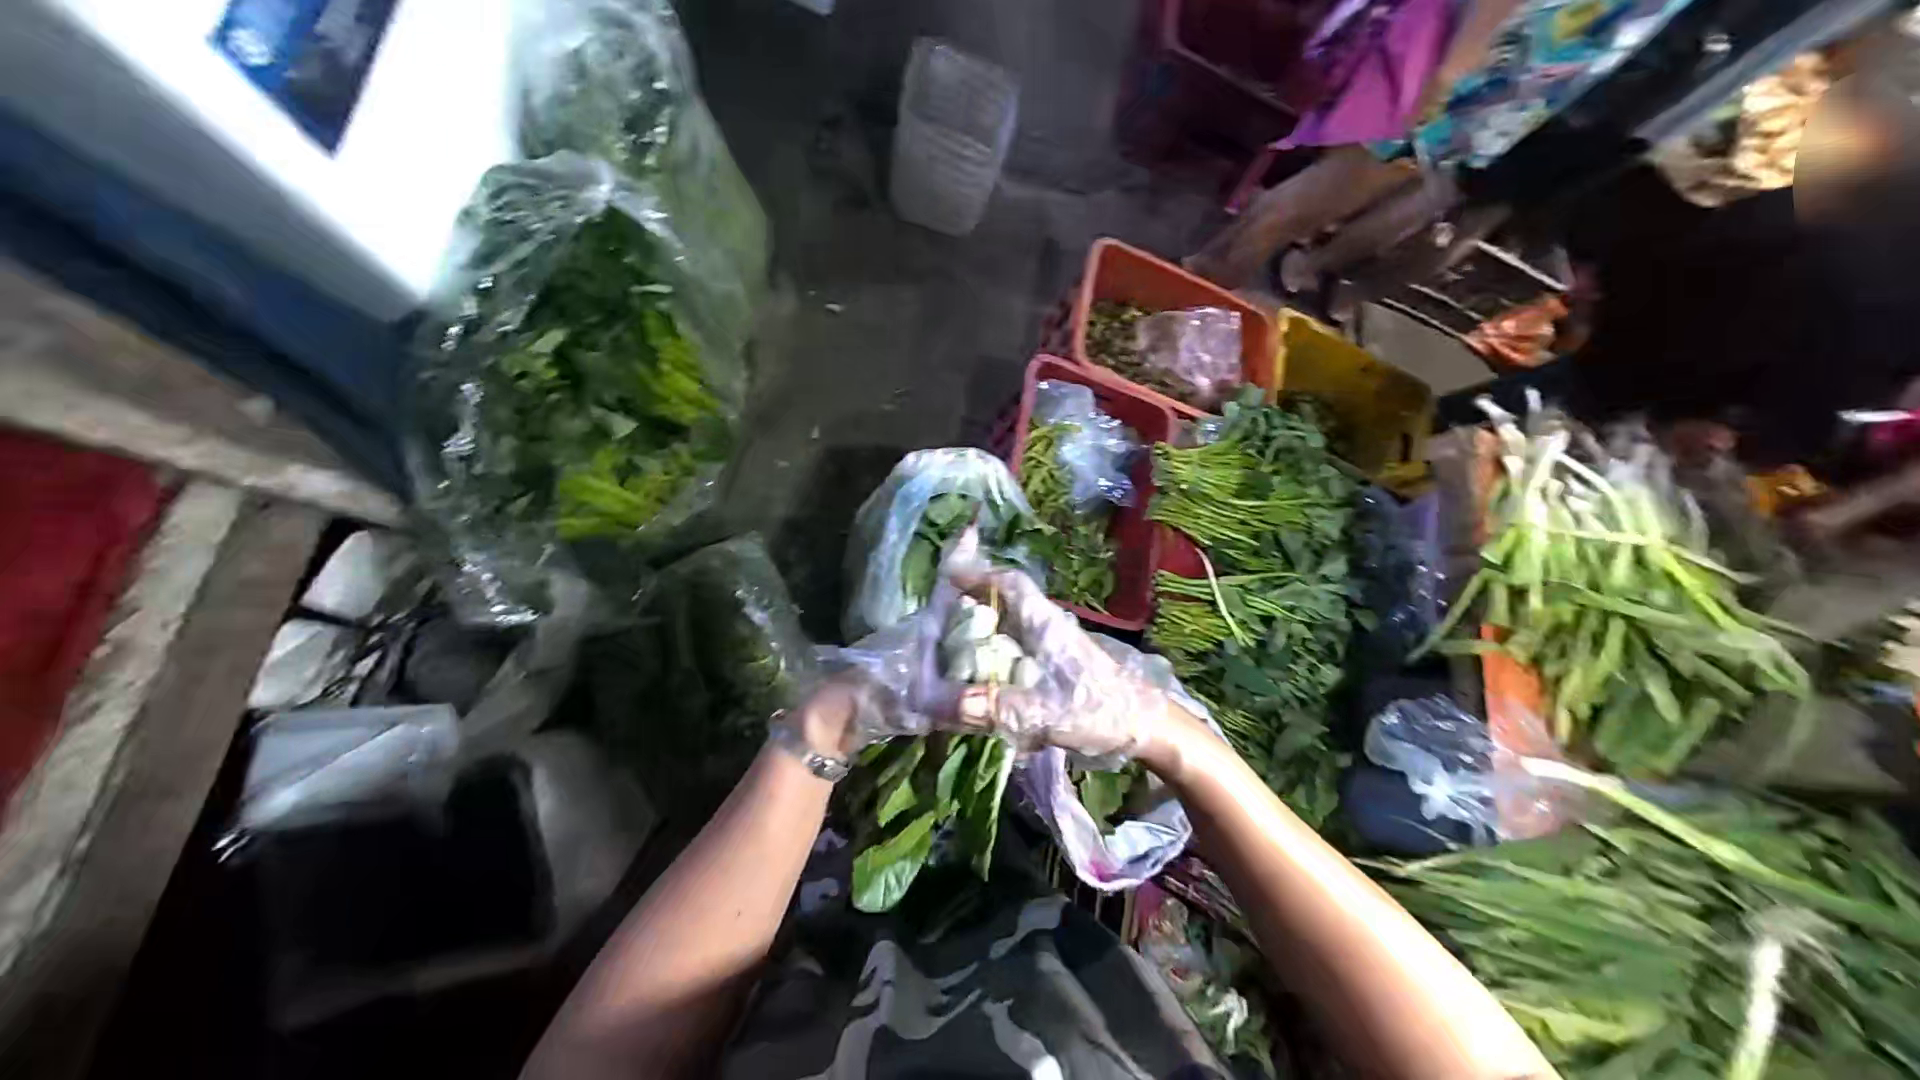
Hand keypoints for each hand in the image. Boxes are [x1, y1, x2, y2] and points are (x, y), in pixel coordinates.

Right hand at [942, 540, 1176, 765]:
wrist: (1146, 727)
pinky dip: (996, 656)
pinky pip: (1017, 650)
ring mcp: (1054, 646)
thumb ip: (998, 707)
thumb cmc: (1101, 710)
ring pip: (1010, 627)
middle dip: (972, 606)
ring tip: (952, 652)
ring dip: (983, 633)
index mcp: (1045, 625)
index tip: (948, 578)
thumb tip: (944, 704)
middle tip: (938, 623)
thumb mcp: (1047, 713)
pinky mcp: (1057, 666)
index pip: (1011, 584)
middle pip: (1004, 603)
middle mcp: (1048, 627)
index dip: (978, 575)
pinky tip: (983, 681)